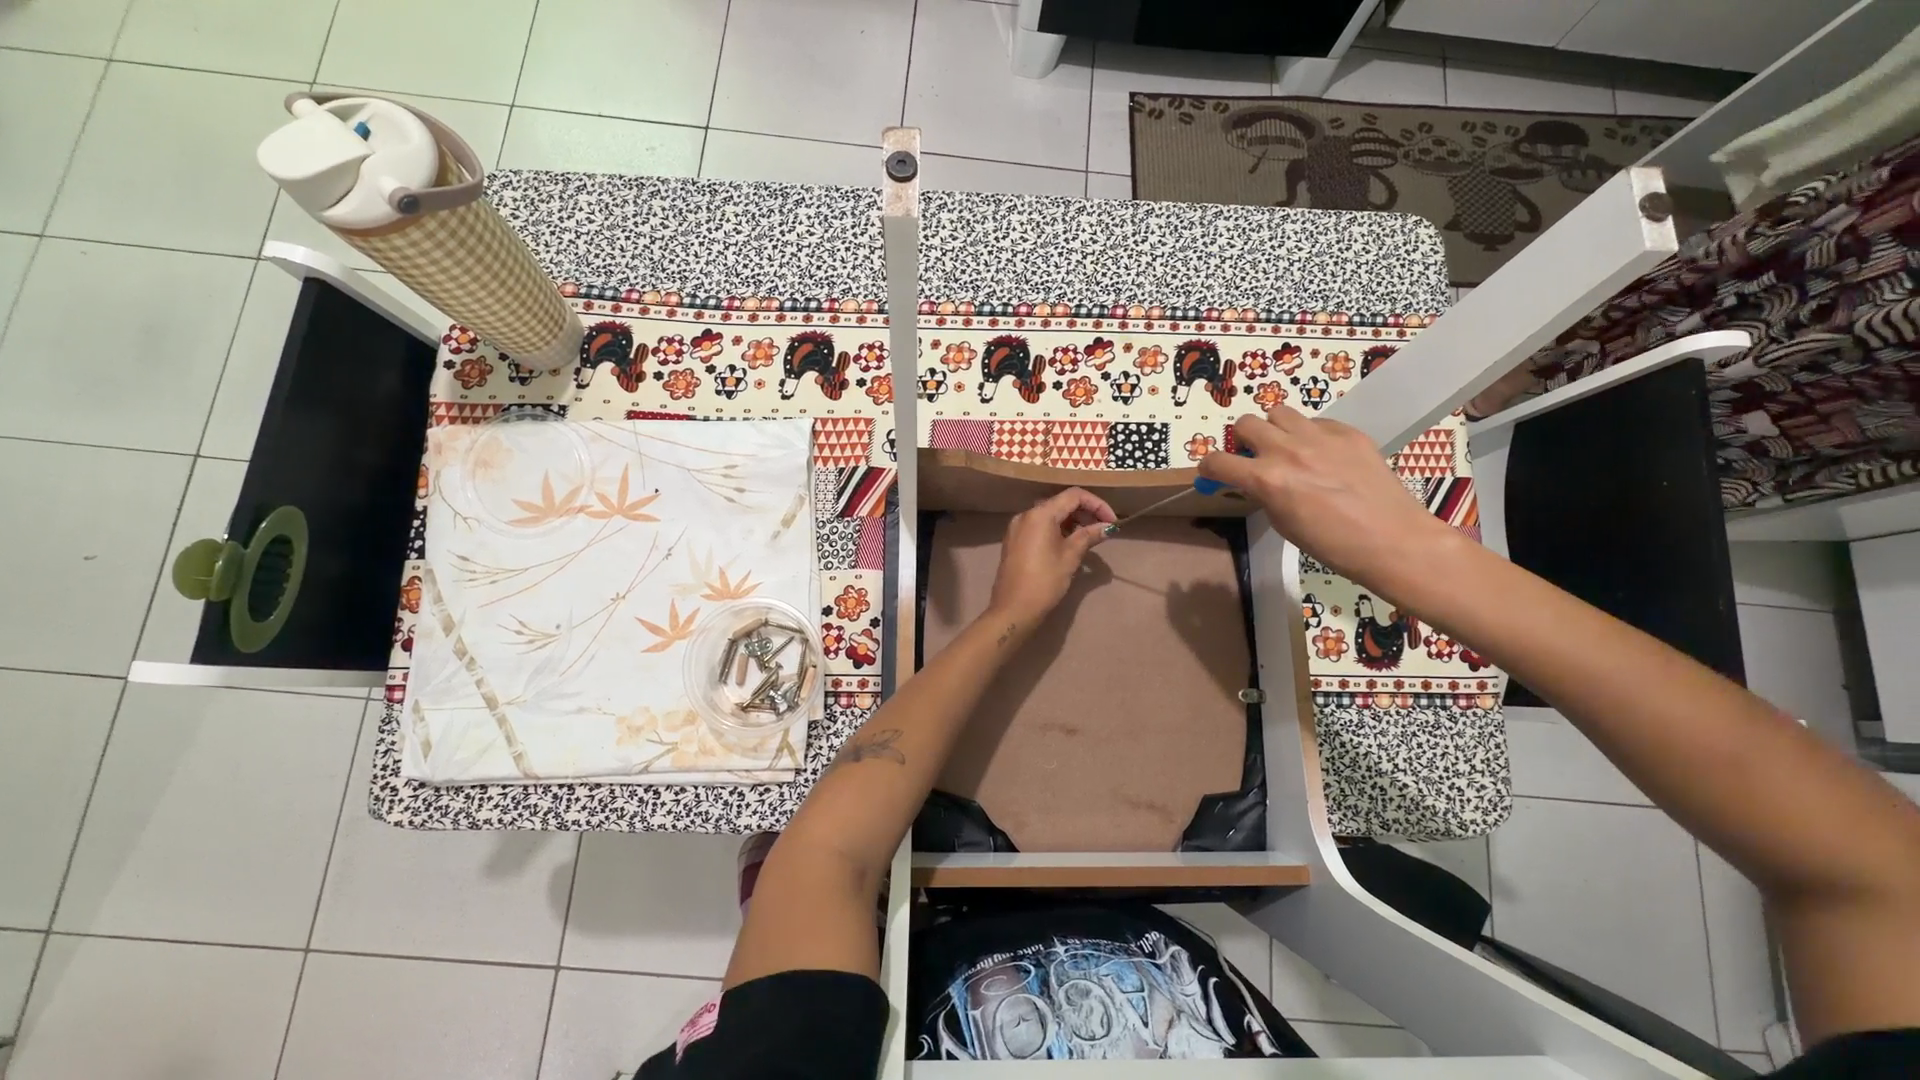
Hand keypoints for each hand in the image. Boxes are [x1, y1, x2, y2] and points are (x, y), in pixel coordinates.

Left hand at [985, 487, 1115, 628]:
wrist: (1013, 609)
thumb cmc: (1044, 581)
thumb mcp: (1070, 556)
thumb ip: (1089, 536)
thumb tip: (1107, 527)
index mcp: (1040, 514)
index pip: (1074, 495)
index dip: (1097, 504)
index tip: (1112, 521)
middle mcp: (1026, 515)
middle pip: (1061, 503)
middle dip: (1085, 512)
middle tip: (1103, 529)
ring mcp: (1017, 528)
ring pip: (1050, 515)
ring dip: (1072, 521)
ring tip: (1089, 537)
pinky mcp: (1015, 541)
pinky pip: (1039, 526)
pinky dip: (1057, 529)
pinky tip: (1070, 544)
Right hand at [1199, 409, 1453, 586]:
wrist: (1391, 539)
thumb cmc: (1331, 545)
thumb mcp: (1283, 524)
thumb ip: (1264, 493)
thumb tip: (1256, 480)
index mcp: (1267, 479)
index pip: (1218, 461)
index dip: (1209, 467)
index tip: (1212, 472)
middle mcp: (1288, 450)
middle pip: (1246, 423)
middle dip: (1243, 440)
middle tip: (1255, 457)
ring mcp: (1319, 437)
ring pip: (1279, 413)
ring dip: (1275, 429)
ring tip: (1289, 448)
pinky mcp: (1348, 432)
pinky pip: (1316, 422)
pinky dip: (1311, 435)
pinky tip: (1326, 457)